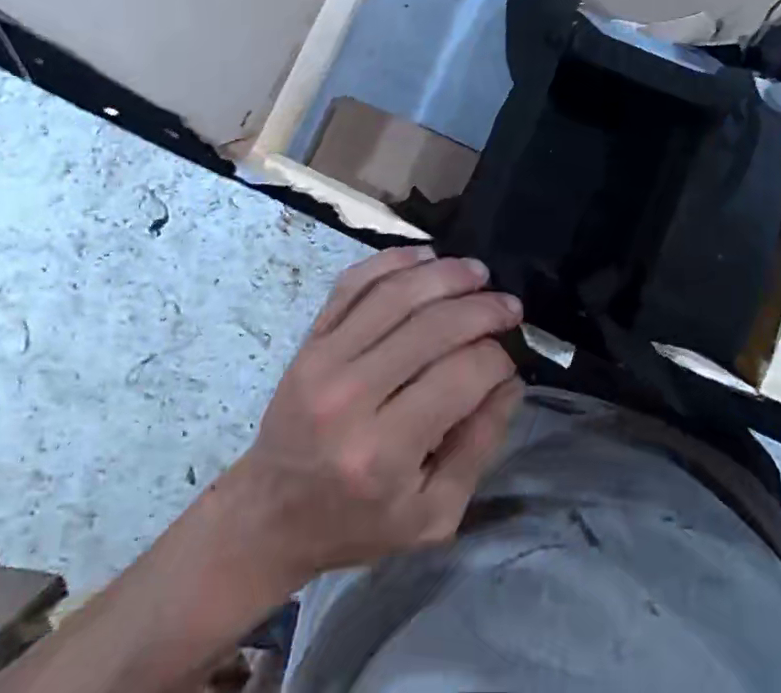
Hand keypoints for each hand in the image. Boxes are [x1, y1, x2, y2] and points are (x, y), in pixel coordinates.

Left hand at [221, 247, 524, 588]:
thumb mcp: (433, 515)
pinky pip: (351, 285)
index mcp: (384, 451)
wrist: (269, 513)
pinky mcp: (308, 342)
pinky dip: (390, 262)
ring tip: (477, 272)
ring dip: (443, 274)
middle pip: (430, 328)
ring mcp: (322, 361)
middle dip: (481, 309)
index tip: (510, 360)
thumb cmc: (356, 523)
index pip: (460, 377)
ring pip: (392, 295)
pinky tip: (425, 256)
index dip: (496, 359)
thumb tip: (510, 382)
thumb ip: (478, 448)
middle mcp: (350, 397)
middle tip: (510, 305)